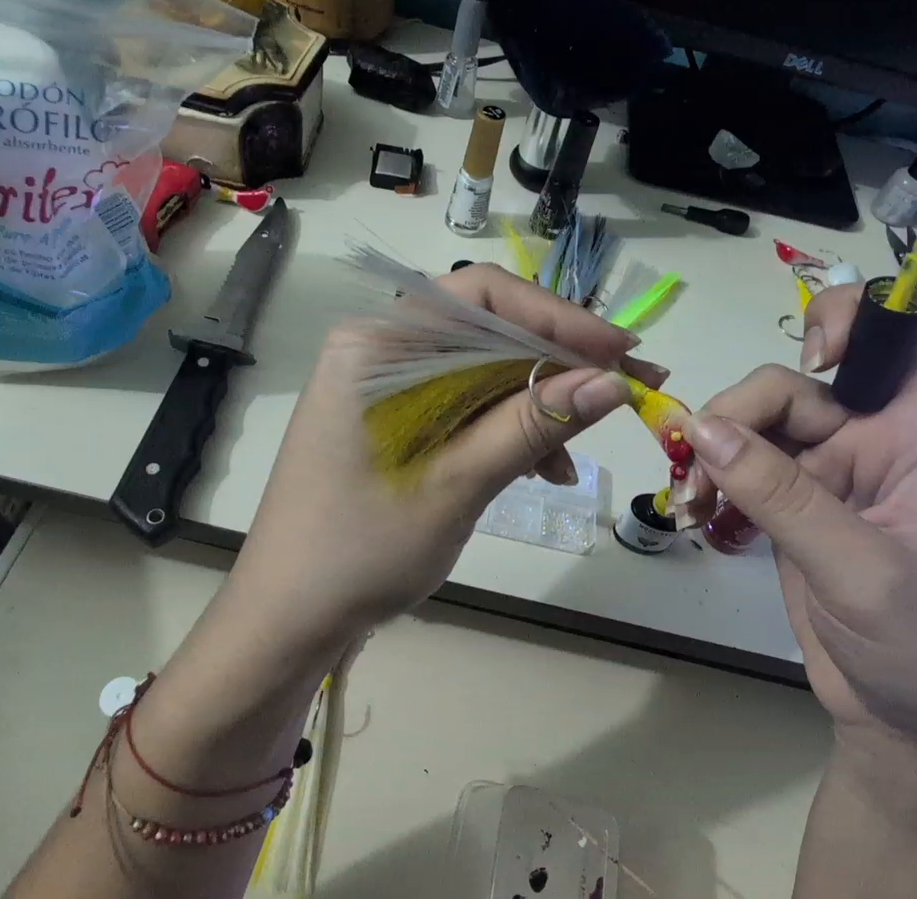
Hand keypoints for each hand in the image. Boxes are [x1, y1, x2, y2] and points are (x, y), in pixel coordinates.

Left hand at [233, 263, 665, 644]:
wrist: (286, 619)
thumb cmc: (358, 551)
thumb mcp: (456, 485)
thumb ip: (532, 424)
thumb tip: (613, 383)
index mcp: (378, 343)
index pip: (481, 297)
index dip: (558, 318)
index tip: (623, 353)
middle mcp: (381, 347)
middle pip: (486, 329)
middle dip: (559, 360)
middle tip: (630, 389)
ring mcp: (386, 384)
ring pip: (482, 369)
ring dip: (537, 401)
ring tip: (582, 450)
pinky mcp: (396, 418)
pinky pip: (465, 403)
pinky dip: (507, 428)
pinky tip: (544, 467)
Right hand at [682, 284, 916, 757]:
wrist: (915, 728)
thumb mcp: (859, 571)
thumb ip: (781, 496)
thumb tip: (701, 427)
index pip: (908, 338)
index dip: (863, 319)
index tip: (812, 357)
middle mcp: (873, 442)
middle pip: (796, 384)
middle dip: (741, 414)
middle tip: (699, 466)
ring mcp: (829, 476)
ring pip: (757, 426)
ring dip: (713, 452)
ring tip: (689, 502)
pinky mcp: (795, 508)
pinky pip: (741, 470)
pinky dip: (711, 483)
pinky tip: (694, 515)